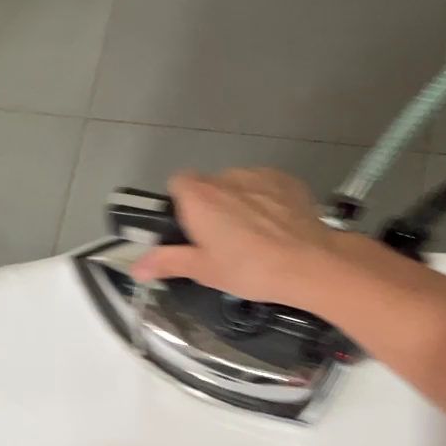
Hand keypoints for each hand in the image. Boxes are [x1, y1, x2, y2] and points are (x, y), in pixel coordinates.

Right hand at [130, 169, 355, 306]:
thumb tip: (135, 267)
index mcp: (199, 196)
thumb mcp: (203, 270)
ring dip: (238, 203)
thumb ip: (166, 262)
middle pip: (207, 185)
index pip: (176, 183)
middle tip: (220, 241)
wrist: (310, 263)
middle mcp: (225, 177)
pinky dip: (264, 202)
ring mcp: (259, 175)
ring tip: (252, 236)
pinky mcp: (287, 180)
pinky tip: (275, 228)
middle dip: (210, 206)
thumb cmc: (248, 269)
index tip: (188, 229)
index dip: (180, 204)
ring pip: (237, 185)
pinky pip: (265, 187)